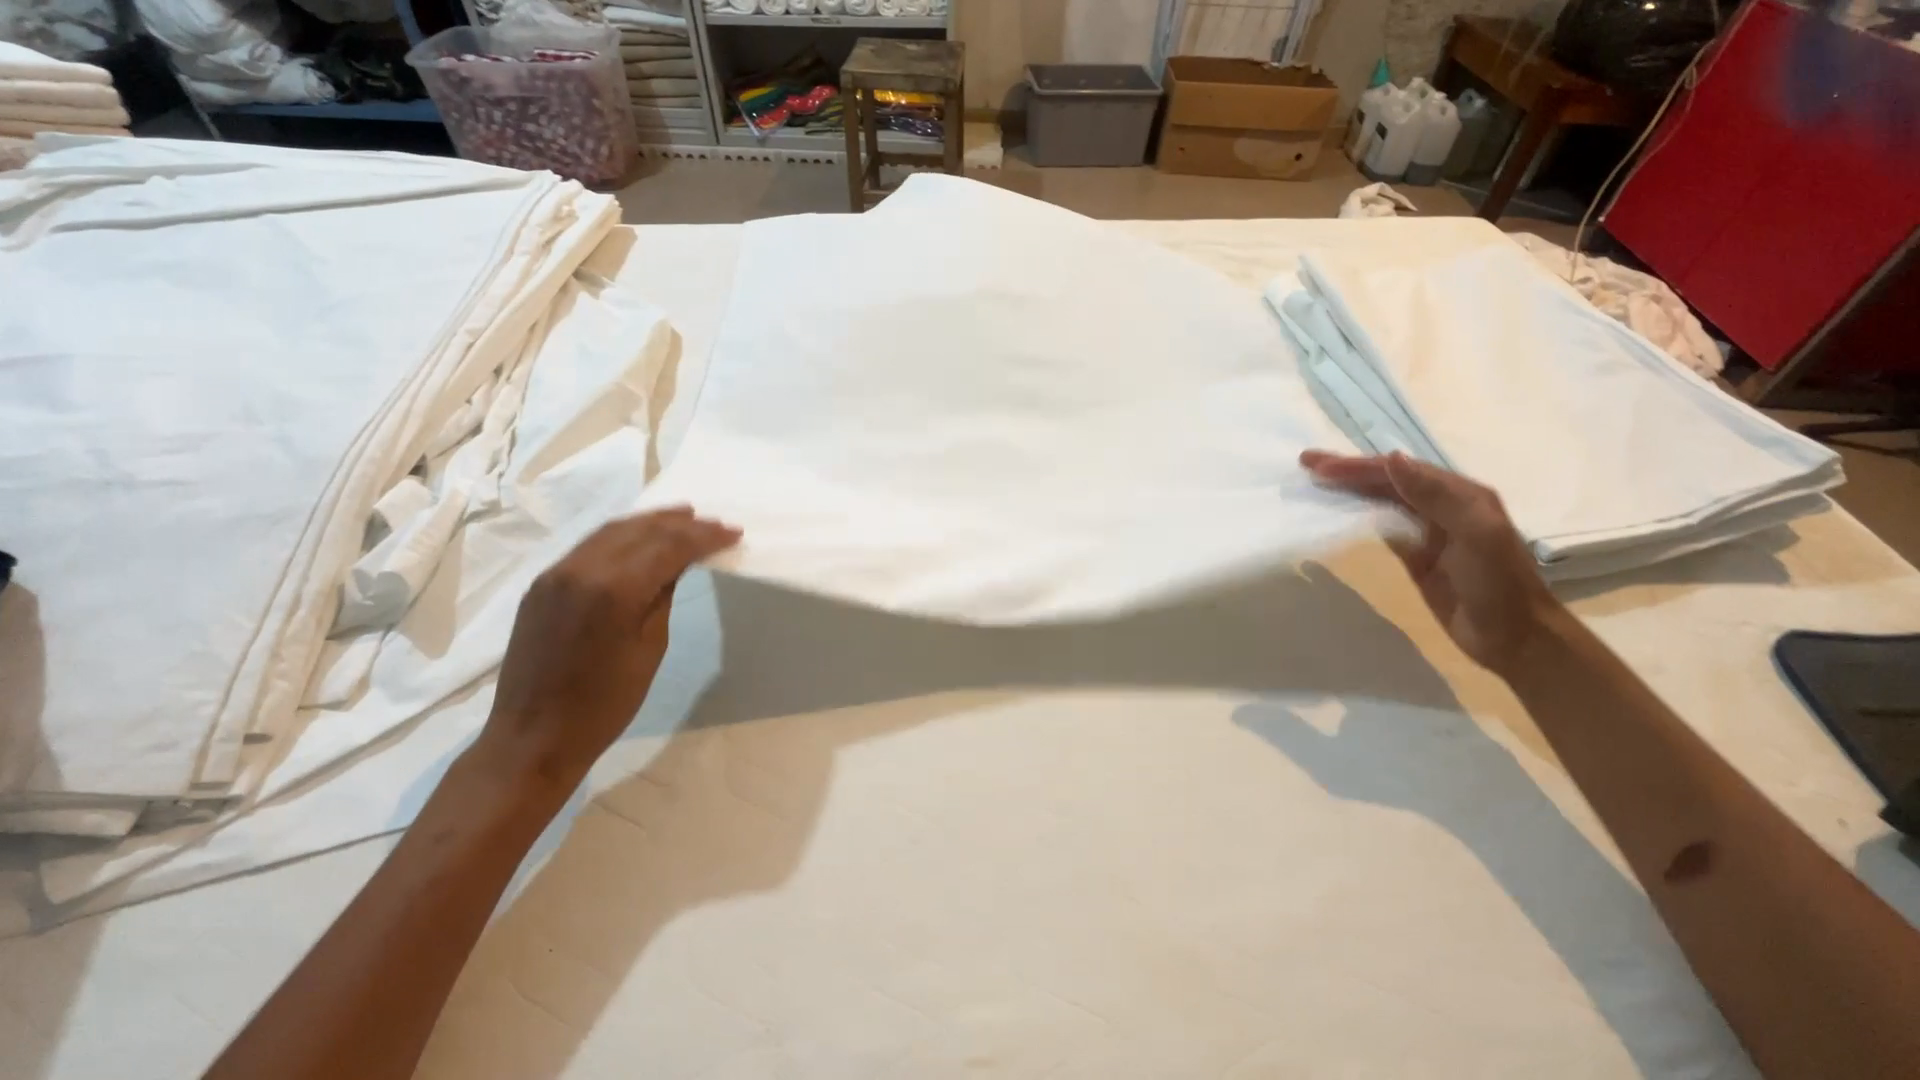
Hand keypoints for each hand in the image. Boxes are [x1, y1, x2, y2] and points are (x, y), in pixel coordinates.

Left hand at [479, 507, 739, 792]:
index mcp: (614, 589)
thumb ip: (661, 598)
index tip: (733, 533)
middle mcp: (581, 569)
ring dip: (649, 523)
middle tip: (714, 523)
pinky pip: (588, 547)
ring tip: (683, 518)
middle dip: (680, 524)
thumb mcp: (649, 650)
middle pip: (639, 530)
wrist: (535, 736)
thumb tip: (674, 567)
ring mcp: (556, 574)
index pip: (668, 546)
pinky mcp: (542, 584)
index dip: (704, 536)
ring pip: (611, 531)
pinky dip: (621, 537)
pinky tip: (640, 540)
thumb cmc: (604, 705)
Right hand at [1302, 450, 1563, 673]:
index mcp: (1460, 494)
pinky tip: (1341, 514)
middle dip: (1348, 471)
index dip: (1357, 466)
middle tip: (1307, 465)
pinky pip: (1385, 527)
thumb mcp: (1473, 534)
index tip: (1317, 466)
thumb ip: (1435, 495)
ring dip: (1351, 489)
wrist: (1515, 638)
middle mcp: (1444, 506)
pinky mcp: (1419, 557)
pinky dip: (1361, 516)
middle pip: (1388, 481)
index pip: (1398, 471)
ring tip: (1316, 483)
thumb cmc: (1498, 584)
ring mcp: (1430, 532)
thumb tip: (1391, 458)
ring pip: (1383, 500)